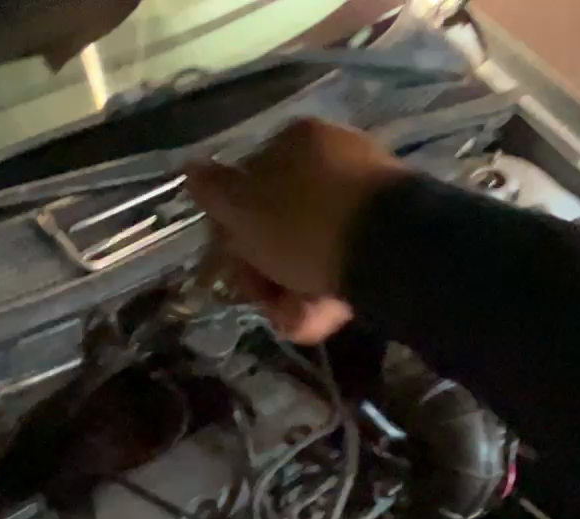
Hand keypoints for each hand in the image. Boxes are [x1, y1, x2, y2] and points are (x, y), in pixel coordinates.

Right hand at [184, 118, 408, 343]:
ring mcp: (361, 195)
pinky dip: (327, 292)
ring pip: (307, 253)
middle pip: (277, 227)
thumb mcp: (245, 211)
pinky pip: (340, 264)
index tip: (231, 271)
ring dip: (293, 291)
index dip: (232, 237)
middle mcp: (330, 159)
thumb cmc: (304, 225)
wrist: (389, 249)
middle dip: (265, 272)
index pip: (246, 190)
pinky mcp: (385, 232)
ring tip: (297, 315)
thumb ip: (215, 192)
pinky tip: (325, 311)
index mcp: (294, 142)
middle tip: (264, 298)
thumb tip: (189, 168)